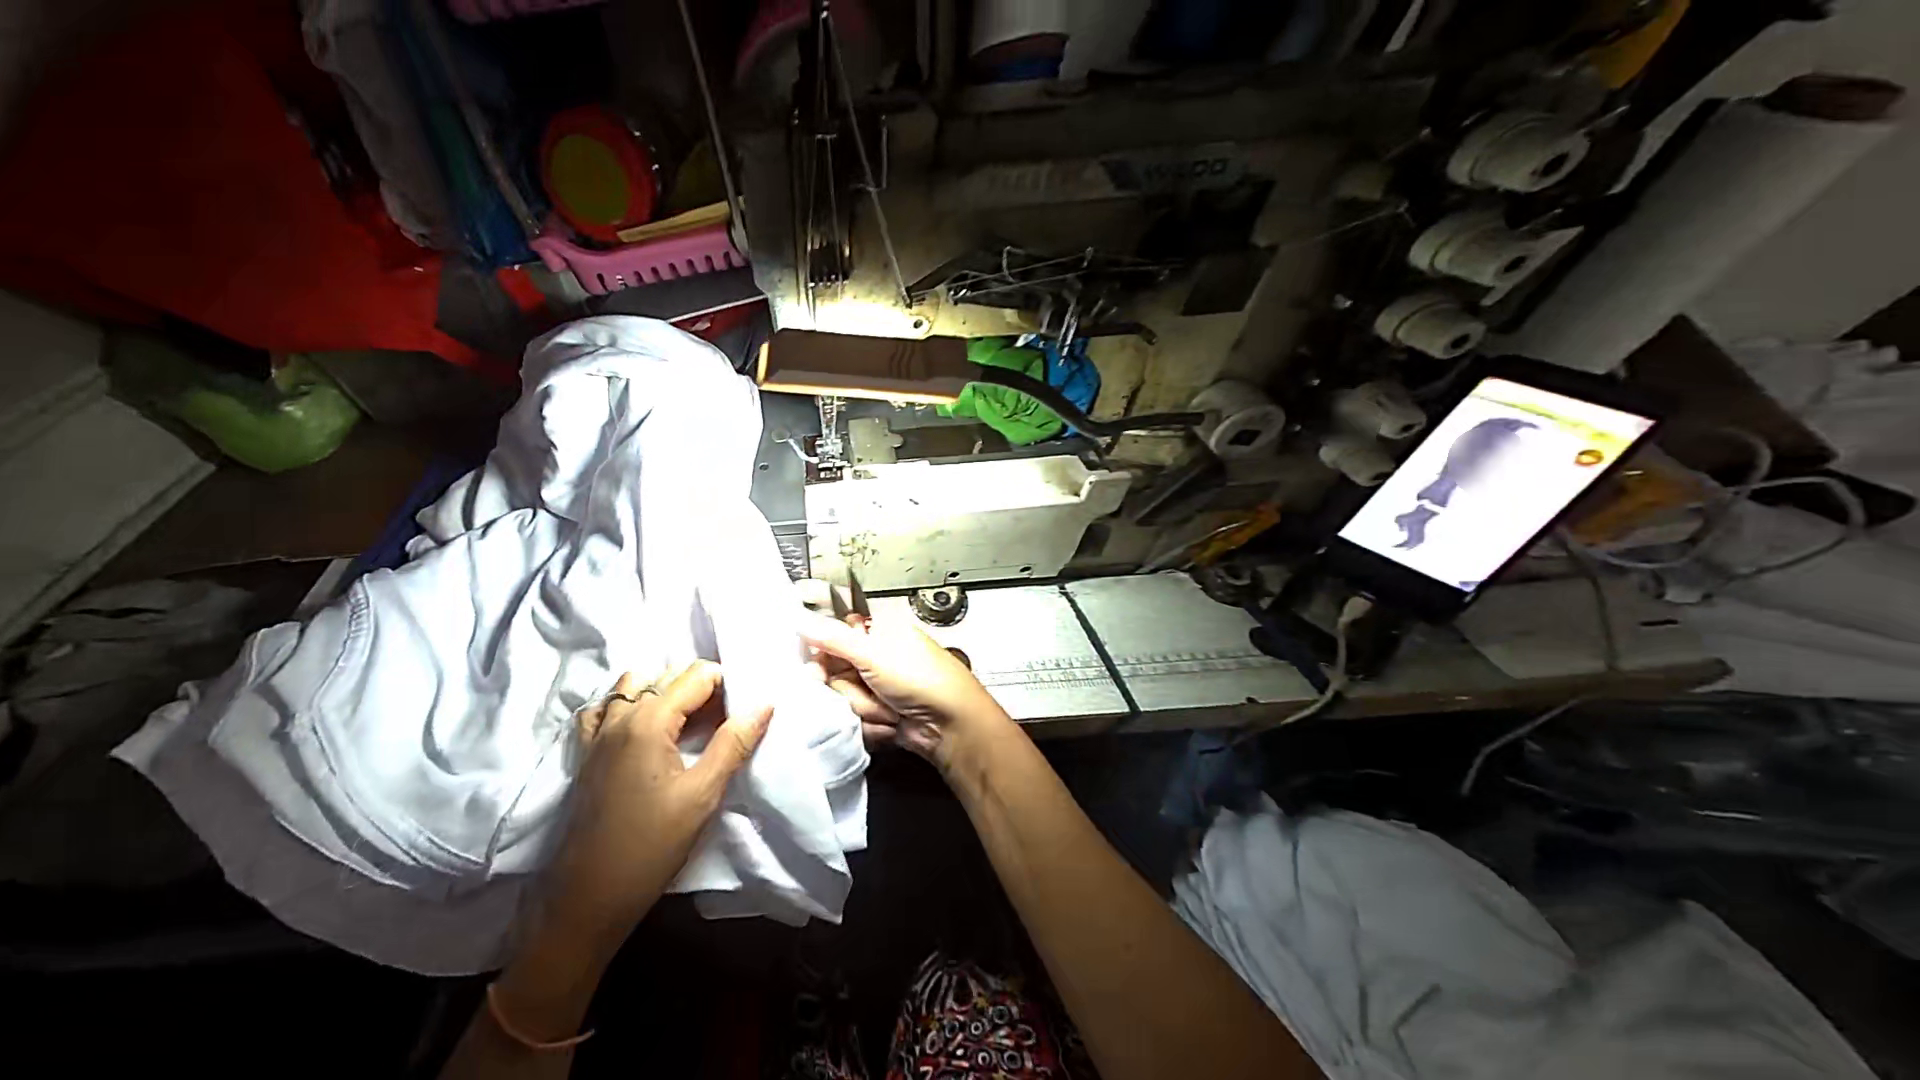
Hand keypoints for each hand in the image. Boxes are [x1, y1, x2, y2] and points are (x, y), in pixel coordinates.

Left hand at [547, 663, 771, 932]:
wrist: (588, 899)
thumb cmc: (651, 846)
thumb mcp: (702, 795)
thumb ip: (734, 743)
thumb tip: (764, 704)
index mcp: (648, 721)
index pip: (697, 676)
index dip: (727, 685)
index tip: (745, 710)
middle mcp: (619, 717)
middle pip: (667, 675)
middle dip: (702, 686)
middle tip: (727, 719)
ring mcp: (597, 734)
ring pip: (635, 685)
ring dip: (666, 691)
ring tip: (691, 722)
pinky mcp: (586, 753)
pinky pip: (605, 708)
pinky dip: (628, 704)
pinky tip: (646, 727)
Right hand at [801, 610, 1010, 765]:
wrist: (950, 725)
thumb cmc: (923, 679)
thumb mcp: (874, 652)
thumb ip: (833, 637)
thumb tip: (801, 620)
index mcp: (877, 631)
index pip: (830, 635)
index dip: (820, 651)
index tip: (817, 663)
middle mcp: (874, 657)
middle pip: (829, 672)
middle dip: (845, 686)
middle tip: (863, 687)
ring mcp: (875, 688)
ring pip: (839, 699)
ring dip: (862, 706)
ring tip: (888, 705)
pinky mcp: (877, 715)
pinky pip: (852, 720)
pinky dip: (869, 723)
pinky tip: (889, 721)